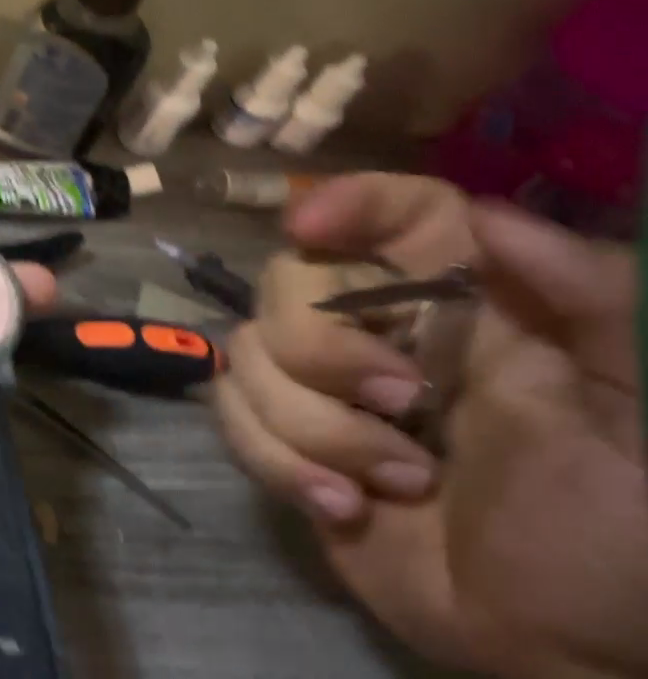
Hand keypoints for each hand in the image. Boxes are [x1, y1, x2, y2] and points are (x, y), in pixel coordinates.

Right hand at [212, 173, 647, 676]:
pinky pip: (229, 417)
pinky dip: (281, 464)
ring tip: (398, 483)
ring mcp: (319, 388)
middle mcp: (377, 332)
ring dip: (318, 429)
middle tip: (403, 405)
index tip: (311, 228)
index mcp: (464, 310)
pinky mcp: (280, 441)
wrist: (563, 646)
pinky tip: (345, 507)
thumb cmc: (617, 529)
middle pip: (285, 279)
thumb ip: (585, 303)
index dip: (349, 201)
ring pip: (247, 355)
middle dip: (324, 348)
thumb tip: (486, 217)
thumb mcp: (630, 412)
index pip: (396, 213)